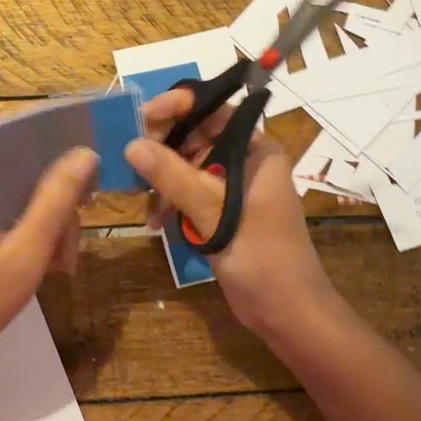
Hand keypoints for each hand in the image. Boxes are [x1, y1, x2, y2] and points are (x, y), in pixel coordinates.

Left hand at [0, 147, 95, 381]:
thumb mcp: (26, 252)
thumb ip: (55, 201)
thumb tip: (86, 152)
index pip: (26, 143)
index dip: (64, 162)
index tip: (90, 194)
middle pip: (30, 174)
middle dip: (58, 211)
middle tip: (65, 258)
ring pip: (23, 195)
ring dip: (47, 227)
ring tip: (54, 267)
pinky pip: (8, 209)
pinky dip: (29, 231)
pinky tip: (39, 261)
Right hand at [124, 90, 333, 333]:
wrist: (288, 314)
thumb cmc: (261, 256)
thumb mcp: (214, 213)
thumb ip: (172, 175)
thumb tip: (133, 144)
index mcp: (255, 148)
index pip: (212, 109)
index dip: (177, 106)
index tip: (143, 118)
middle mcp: (244, 159)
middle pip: (194, 135)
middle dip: (162, 148)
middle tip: (135, 165)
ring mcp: (233, 186)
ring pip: (186, 164)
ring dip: (162, 179)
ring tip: (145, 202)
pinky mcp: (222, 211)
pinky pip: (189, 191)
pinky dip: (171, 201)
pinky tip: (155, 221)